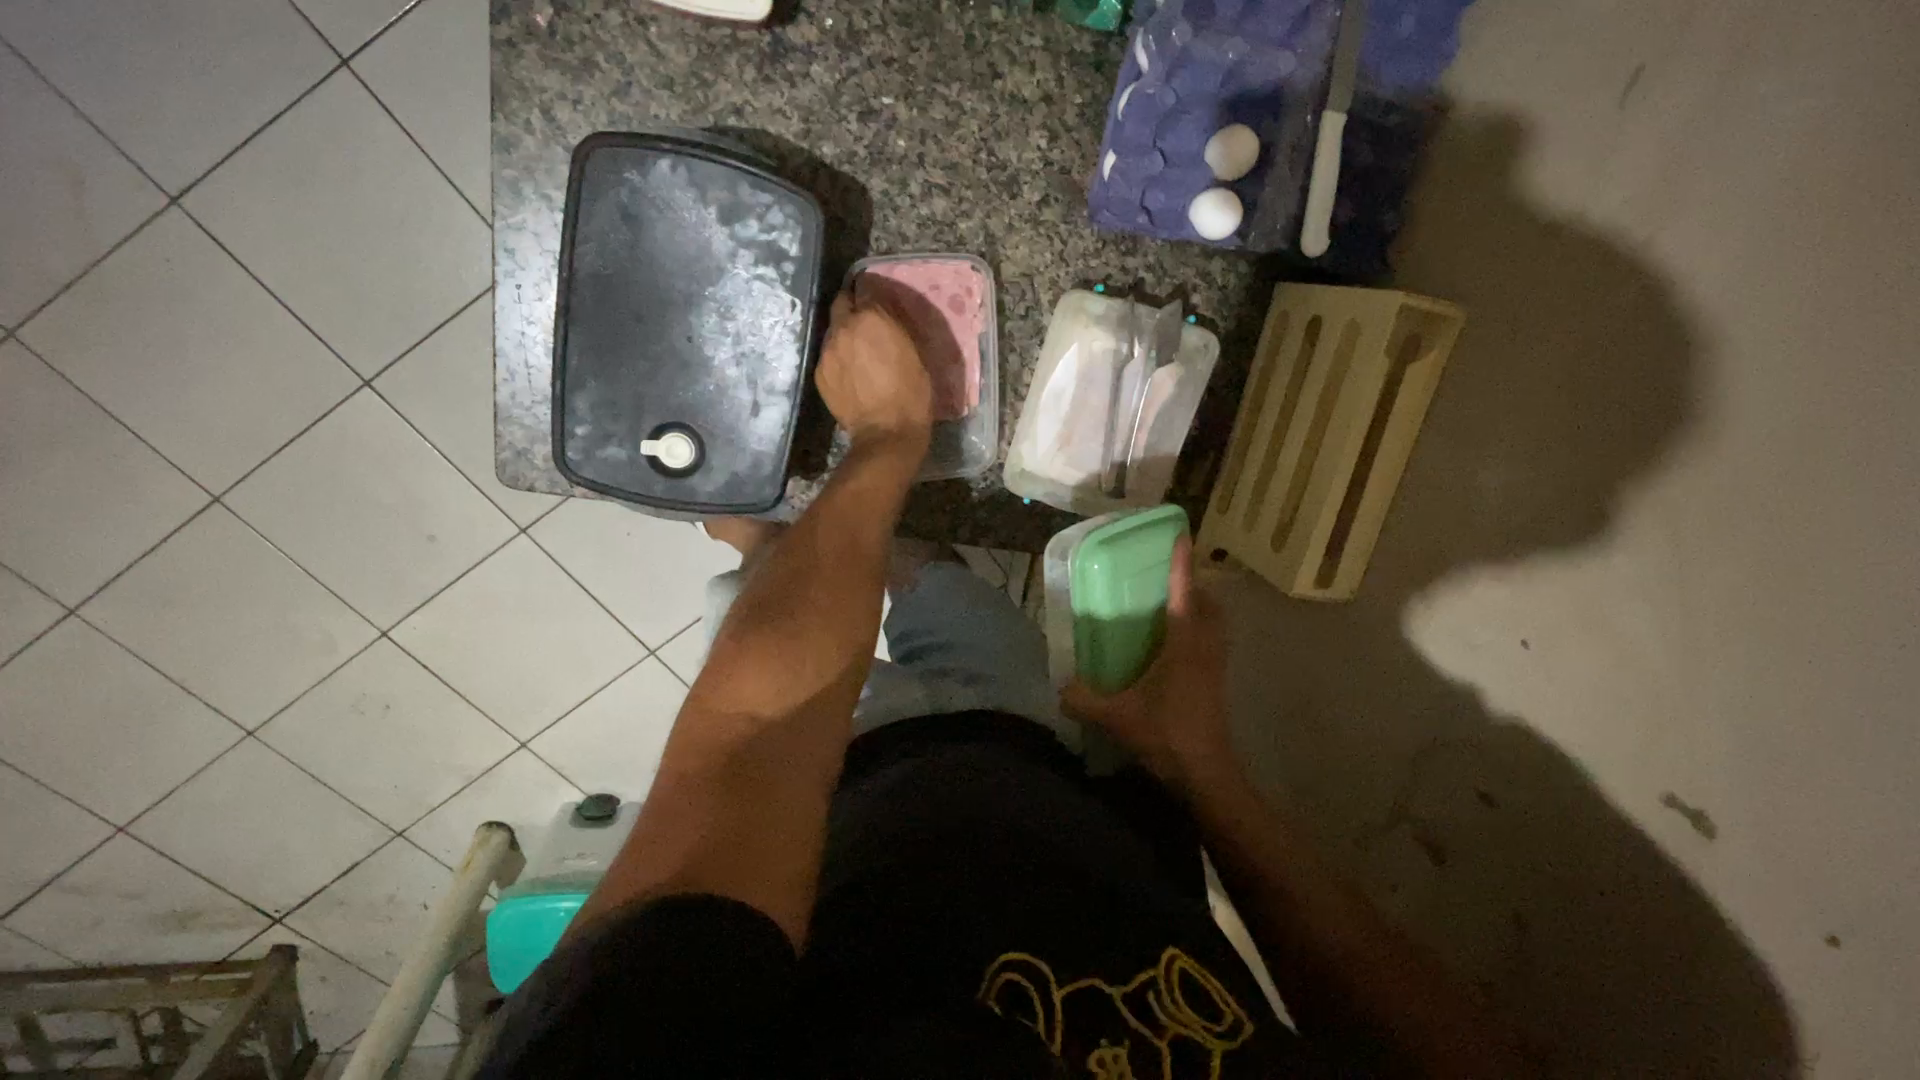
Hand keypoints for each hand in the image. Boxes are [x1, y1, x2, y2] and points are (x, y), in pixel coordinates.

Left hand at [816, 291, 932, 455]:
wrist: (886, 434)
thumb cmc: (911, 394)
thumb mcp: (914, 353)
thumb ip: (894, 328)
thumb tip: (884, 318)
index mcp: (871, 317)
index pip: (863, 290)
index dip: (870, 297)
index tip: (877, 305)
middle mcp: (843, 327)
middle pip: (840, 304)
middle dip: (851, 309)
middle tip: (864, 324)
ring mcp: (827, 351)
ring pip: (832, 332)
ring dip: (843, 336)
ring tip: (857, 354)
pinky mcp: (819, 373)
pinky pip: (828, 356)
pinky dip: (837, 359)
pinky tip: (849, 375)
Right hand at [1062, 534, 1239, 795]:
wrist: (1206, 773)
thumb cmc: (1165, 736)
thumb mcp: (1116, 717)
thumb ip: (1084, 699)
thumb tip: (1059, 686)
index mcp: (1183, 644)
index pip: (1184, 593)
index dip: (1181, 563)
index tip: (1181, 535)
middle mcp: (1205, 647)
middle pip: (1210, 603)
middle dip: (1195, 585)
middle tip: (1171, 578)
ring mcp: (1217, 665)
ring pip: (1217, 623)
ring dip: (1202, 609)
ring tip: (1175, 607)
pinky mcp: (1219, 682)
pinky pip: (1215, 642)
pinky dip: (1202, 631)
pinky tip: (1178, 647)